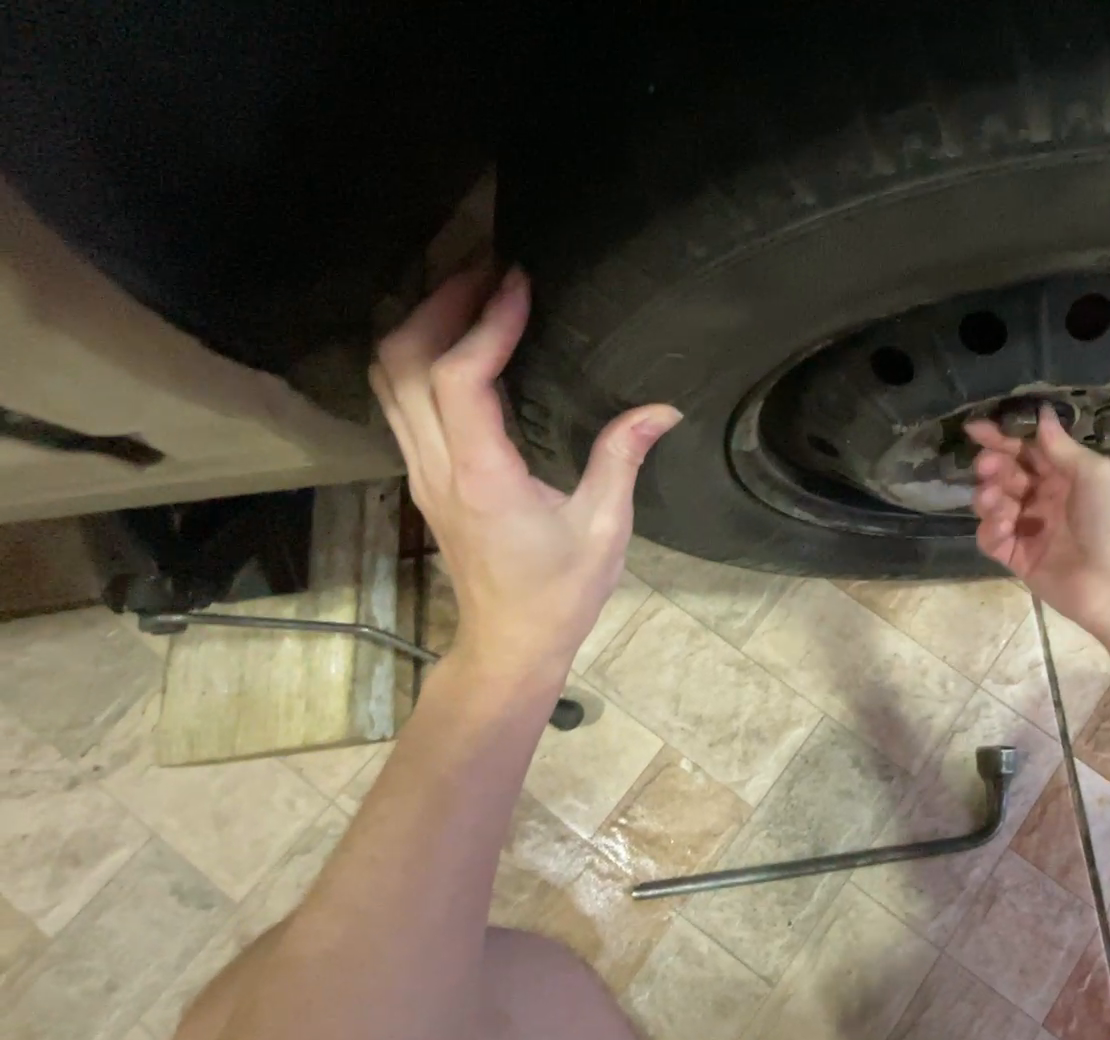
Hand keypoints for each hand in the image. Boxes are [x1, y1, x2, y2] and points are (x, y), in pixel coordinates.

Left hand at [371, 265, 680, 685]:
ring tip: (468, 291)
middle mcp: (436, 465)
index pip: (460, 378)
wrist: (509, 641)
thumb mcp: (605, 528)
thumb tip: (662, 409)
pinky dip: (419, 356)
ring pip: (388, 379)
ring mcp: (420, 470)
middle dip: (439, 304)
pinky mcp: (425, 475)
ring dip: (420, 324)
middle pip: (402, 363)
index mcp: (483, 476)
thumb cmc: (561, 591)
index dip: (486, 323)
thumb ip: (621, 459)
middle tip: (487, 269)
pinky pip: (399, 399)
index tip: (520, 285)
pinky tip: (456, 342)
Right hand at [965, 407, 1109, 641]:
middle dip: (994, 466)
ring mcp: (1034, 530)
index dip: (1004, 438)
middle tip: (987, 466)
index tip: (975, 429)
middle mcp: (1050, 499)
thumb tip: (1043, 413)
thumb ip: (1061, 447)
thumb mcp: (1097, 473)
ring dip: (988, 495)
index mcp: (1071, 476)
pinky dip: (990, 528)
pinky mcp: (1021, 560)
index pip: (1030, 451)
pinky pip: (994, 539)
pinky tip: (1002, 525)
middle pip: (1009, 474)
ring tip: (994, 499)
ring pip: (996, 504)